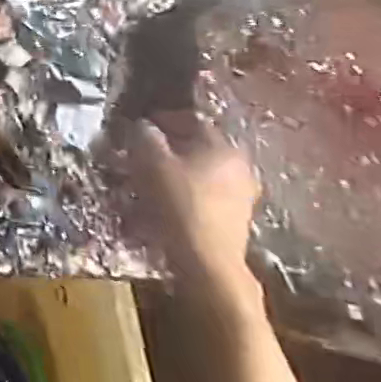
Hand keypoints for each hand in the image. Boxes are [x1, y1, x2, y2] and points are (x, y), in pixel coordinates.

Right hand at [120, 110, 260, 300]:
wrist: (207, 262)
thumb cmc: (180, 204)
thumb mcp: (152, 163)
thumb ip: (145, 137)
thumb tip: (142, 126)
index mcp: (224, 146)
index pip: (191, 120)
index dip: (162, 119)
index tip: (138, 126)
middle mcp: (240, 166)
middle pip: (196, 146)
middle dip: (167, 147)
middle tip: (140, 153)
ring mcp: (242, 194)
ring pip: (200, 171)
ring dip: (175, 170)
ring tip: (147, 179)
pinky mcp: (235, 218)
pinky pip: (204, 193)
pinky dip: (184, 190)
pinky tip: (164, 201)